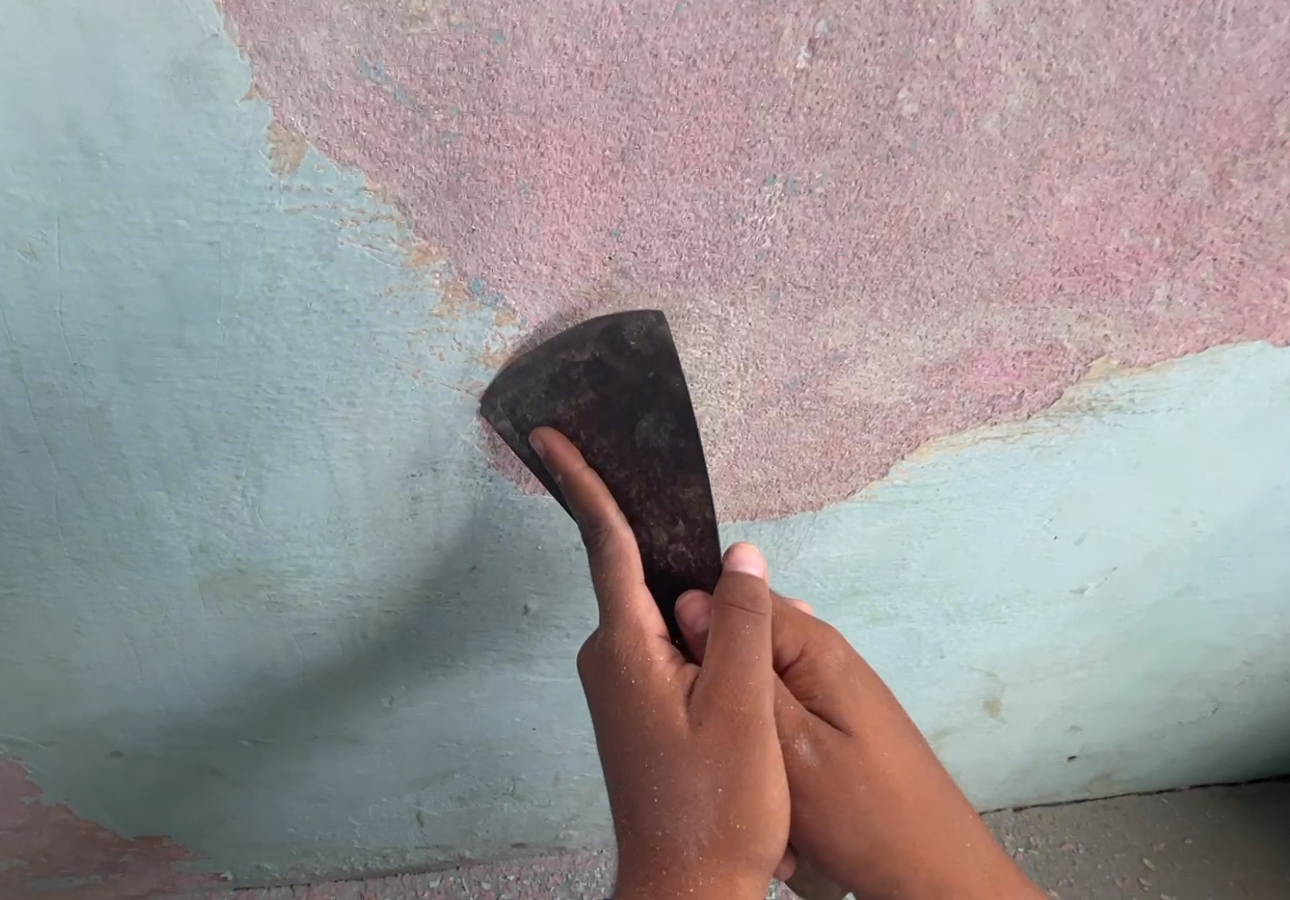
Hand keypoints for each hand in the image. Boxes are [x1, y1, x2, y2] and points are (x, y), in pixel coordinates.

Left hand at [531, 427, 789, 898]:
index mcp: (624, 644)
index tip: (547, 436)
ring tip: (741, 627)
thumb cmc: (714, 809)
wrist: (682, 890)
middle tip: (720, 552)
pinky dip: (692, 636)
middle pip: (636, 575)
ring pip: (656, 616)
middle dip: (670, 551)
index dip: (580, 481)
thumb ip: (741, 624)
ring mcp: (615, 680)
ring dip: (695, 607)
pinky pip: (659, 645)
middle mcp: (607, 654)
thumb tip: (737, 553)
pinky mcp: (630, 703)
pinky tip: (727, 655)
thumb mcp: (743, 710)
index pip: (603, 541)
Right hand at [674, 590, 1043, 899]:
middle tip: (685, 706)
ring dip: (729, 688)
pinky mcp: (829, 708)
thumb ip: (740, 670)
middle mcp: (819, 647)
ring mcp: (827, 678)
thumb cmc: (860, 815)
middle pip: (740, 626)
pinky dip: (753, 712)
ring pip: (752, 660)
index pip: (732, 592)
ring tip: (711, 731)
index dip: (690, 618)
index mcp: (810, 643)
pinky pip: (773, 689)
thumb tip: (691, 599)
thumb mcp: (787, 745)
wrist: (937, 878)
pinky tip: (744, 749)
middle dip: (708, 655)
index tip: (663, 661)